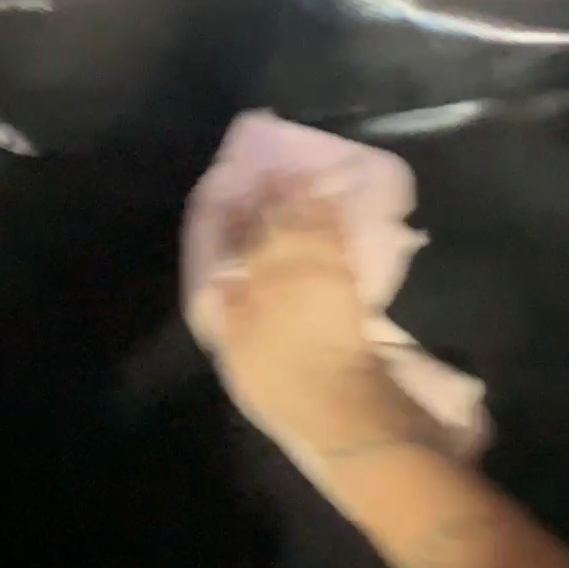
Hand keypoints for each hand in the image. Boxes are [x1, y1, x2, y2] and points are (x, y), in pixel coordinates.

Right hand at [211, 182, 437, 462]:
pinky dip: (333, 217)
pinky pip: (339, 237)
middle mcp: (292, 265)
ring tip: (301, 177)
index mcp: (261, 280)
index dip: (242, 214)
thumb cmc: (280, 376)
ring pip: (313, 222)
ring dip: (306, 198)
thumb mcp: (237, 347)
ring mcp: (325, 268)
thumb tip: (220, 278)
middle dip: (276, 195)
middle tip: (273, 171)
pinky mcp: (348, 279)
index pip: (248, 237)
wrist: (338, 396)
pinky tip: (330, 204)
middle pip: (283, 221)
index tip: (236, 193)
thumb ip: (227, 308)